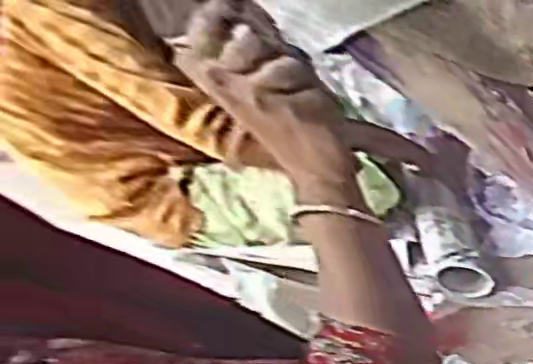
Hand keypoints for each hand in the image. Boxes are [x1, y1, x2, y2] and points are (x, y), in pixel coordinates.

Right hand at [171, 0, 353, 189]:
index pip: (210, 19)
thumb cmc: (291, 135)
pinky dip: (328, 102)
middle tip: (294, 90)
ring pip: (291, 60)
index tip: (239, 7)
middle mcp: (218, 75)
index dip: (229, 11)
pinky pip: (316, 85)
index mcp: (203, 69)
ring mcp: (251, 90)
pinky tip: (321, 121)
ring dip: (310, 84)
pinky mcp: (283, 104)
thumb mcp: (255, 88)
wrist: (316, 176)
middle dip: (286, 59)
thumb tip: (252, 12)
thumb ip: (251, 53)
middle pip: (258, 38)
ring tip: (308, 109)